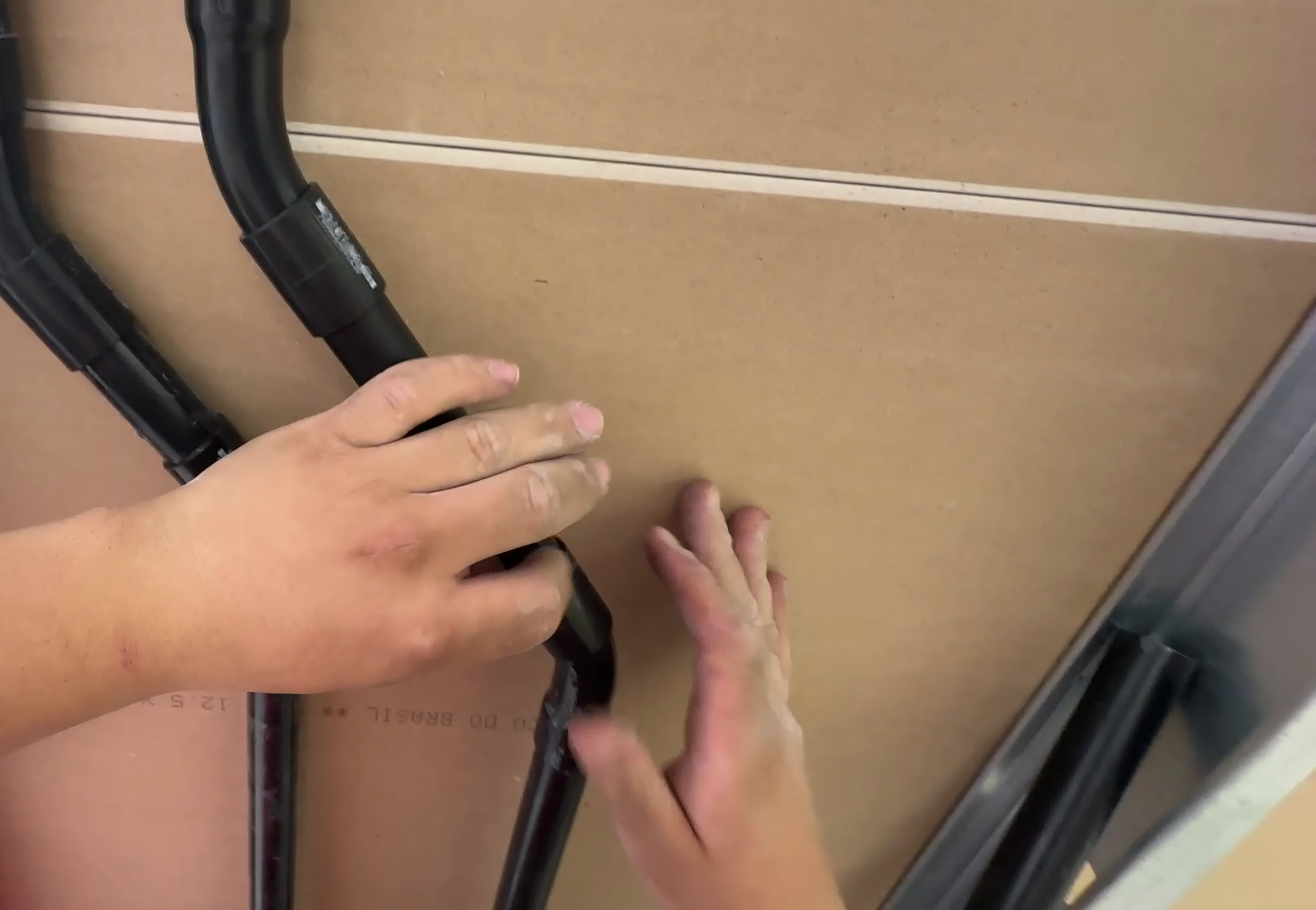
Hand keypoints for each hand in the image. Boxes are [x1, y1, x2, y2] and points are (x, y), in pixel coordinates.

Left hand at [124, 355, 608, 694]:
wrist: (177, 591)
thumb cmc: (266, 638)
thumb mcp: (365, 663)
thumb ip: (442, 626)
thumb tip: (497, 578)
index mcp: (420, 625)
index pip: (532, 604)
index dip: (555, 584)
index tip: (548, 562)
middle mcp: (411, 549)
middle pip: (528, 504)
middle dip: (575, 485)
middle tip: (596, 471)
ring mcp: (374, 481)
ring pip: (488, 442)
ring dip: (549, 427)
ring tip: (586, 419)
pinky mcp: (336, 432)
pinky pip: (415, 391)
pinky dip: (466, 374)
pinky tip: (504, 373)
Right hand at [570, 482, 843, 909]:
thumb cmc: (722, 891)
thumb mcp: (661, 844)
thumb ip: (627, 779)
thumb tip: (586, 715)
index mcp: (739, 732)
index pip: (721, 637)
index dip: (692, 580)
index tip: (659, 537)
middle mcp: (767, 712)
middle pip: (746, 613)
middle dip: (721, 549)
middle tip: (705, 494)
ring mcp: (777, 717)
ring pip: (765, 623)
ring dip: (750, 565)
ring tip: (749, 516)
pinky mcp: (774, 727)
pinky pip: (773, 647)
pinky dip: (768, 605)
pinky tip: (773, 586)